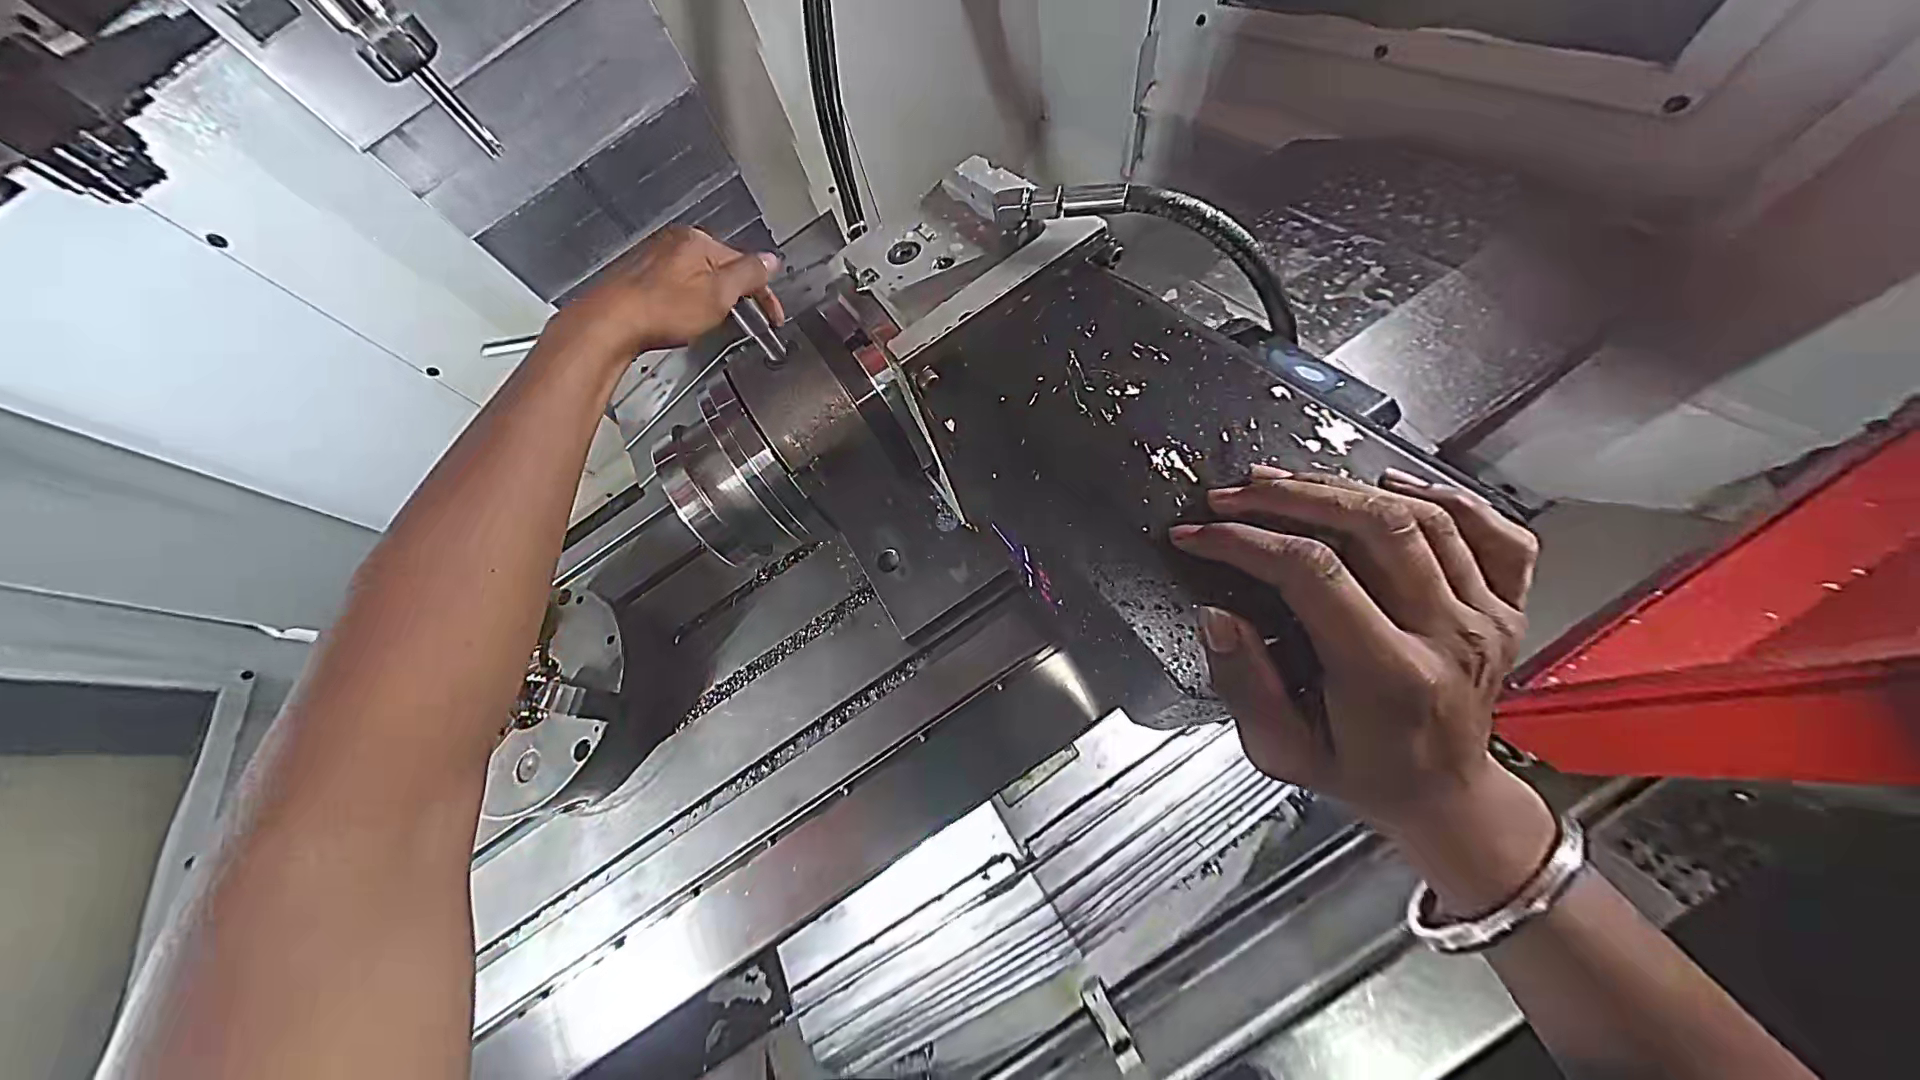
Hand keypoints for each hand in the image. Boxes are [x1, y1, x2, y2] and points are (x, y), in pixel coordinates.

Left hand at [543, 226, 783, 363]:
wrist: (610, 324)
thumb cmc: (657, 310)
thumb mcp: (718, 294)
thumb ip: (749, 274)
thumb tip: (769, 261)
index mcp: (697, 242)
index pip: (747, 265)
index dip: (765, 294)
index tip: (773, 316)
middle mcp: (676, 243)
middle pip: (724, 270)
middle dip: (739, 297)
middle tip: (746, 323)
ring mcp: (658, 259)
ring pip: (702, 279)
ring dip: (715, 302)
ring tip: (711, 324)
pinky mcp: (645, 278)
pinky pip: (681, 288)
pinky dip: (692, 305)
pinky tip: (686, 321)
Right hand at [1170, 466, 1546, 900]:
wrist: (1443, 795)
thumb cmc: (1358, 773)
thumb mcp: (1279, 750)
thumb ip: (1244, 684)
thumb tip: (1216, 615)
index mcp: (1389, 676)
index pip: (1312, 574)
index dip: (1245, 542)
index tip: (1199, 533)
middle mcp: (1447, 637)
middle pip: (1373, 526)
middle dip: (1289, 498)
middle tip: (1235, 493)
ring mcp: (1485, 616)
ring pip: (1423, 516)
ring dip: (1343, 487)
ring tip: (1285, 481)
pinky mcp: (1505, 606)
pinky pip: (1493, 530)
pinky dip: (1443, 494)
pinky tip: (1392, 485)